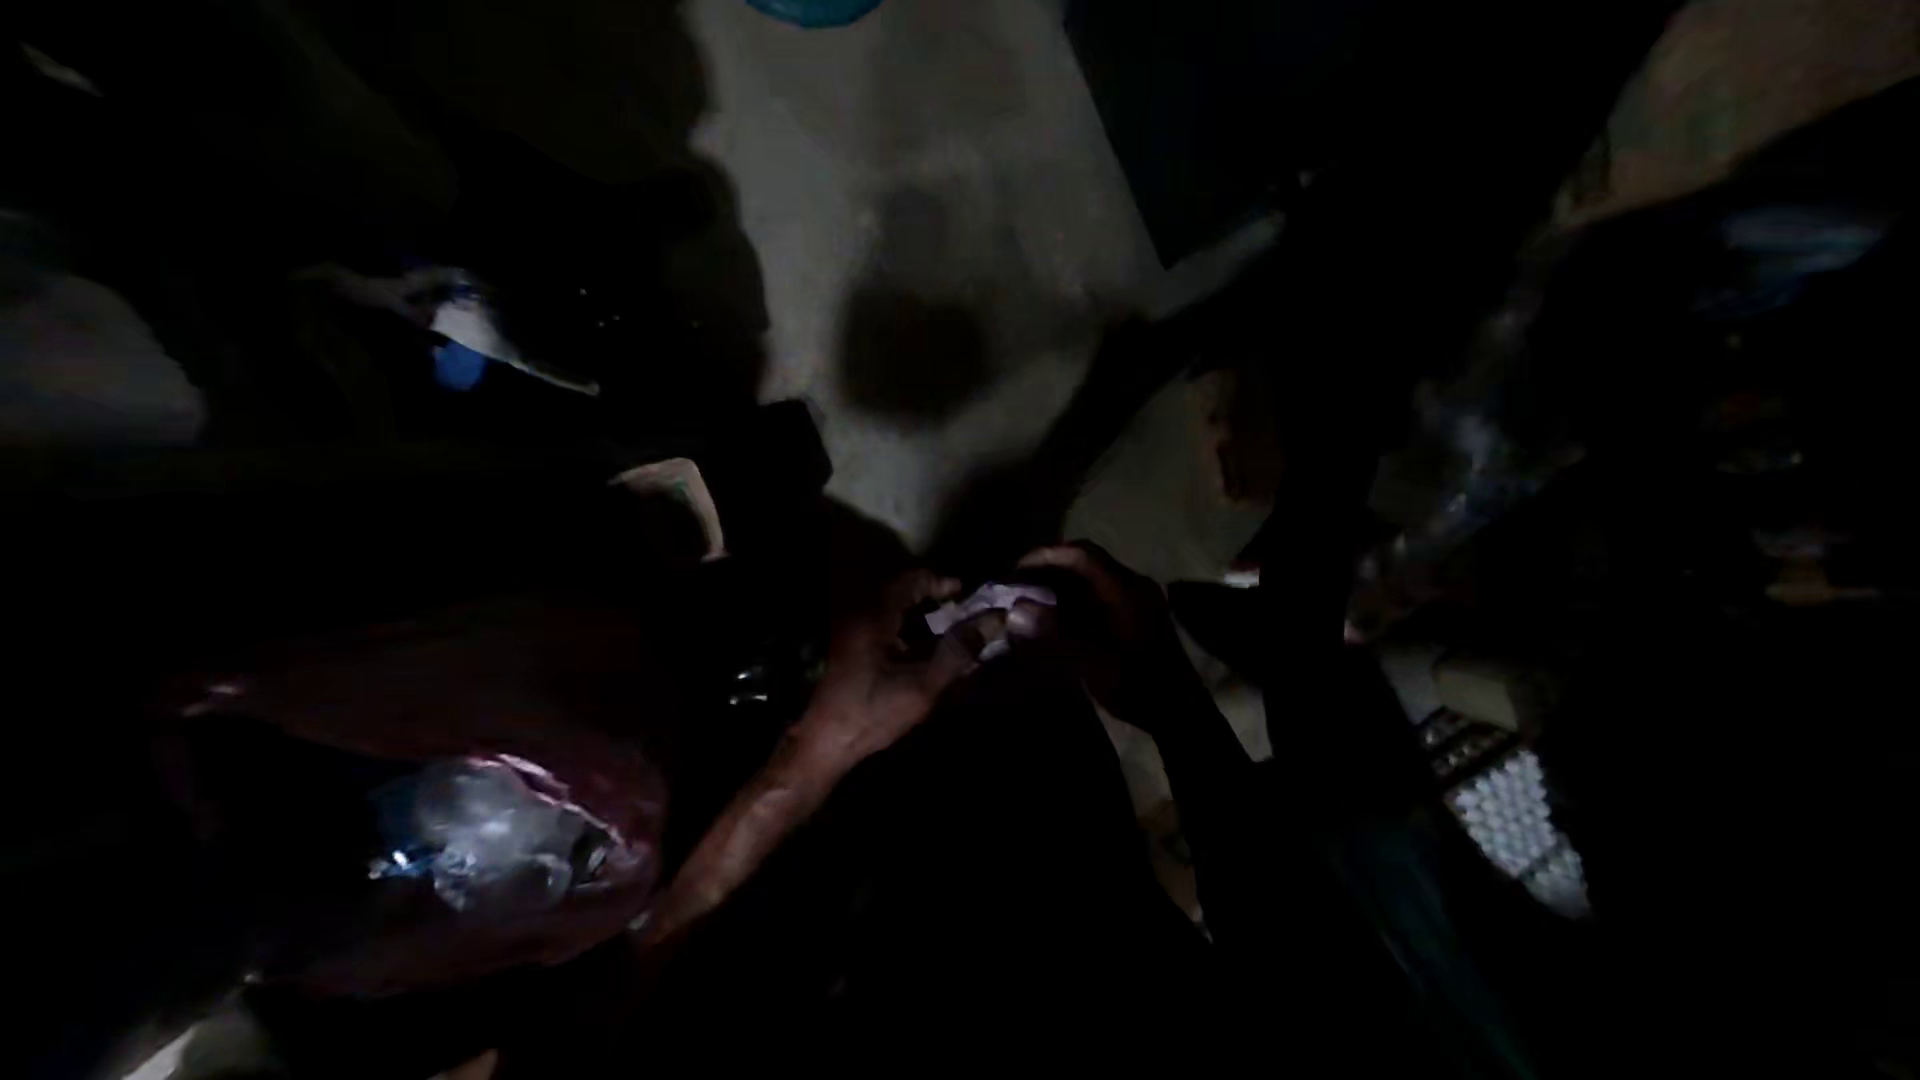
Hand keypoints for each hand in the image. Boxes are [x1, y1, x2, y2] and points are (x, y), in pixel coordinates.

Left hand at [793, 570, 1003, 772]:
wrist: (825, 743)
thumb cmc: (873, 712)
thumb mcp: (923, 684)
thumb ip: (959, 650)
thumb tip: (994, 618)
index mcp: (876, 616)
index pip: (912, 580)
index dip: (942, 583)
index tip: (966, 594)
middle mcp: (861, 616)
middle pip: (903, 594)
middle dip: (934, 600)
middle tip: (962, 614)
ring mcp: (852, 633)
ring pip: (894, 612)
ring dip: (922, 617)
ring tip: (949, 634)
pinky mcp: (850, 651)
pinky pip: (884, 629)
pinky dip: (907, 633)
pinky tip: (923, 654)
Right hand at [1018, 541, 1210, 733]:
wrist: (1178, 712)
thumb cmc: (1137, 683)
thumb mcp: (1092, 658)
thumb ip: (1054, 630)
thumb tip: (1014, 610)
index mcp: (1126, 588)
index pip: (1081, 554)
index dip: (1046, 556)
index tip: (1015, 570)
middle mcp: (1131, 585)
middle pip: (1084, 562)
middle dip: (1048, 570)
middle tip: (1016, 585)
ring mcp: (1134, 600)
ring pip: (1089, 579)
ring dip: (1058, 584)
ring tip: (1027, 599)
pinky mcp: (1131, 615)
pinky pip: (1096, 595)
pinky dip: (1071, 599)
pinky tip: (1052, 615)